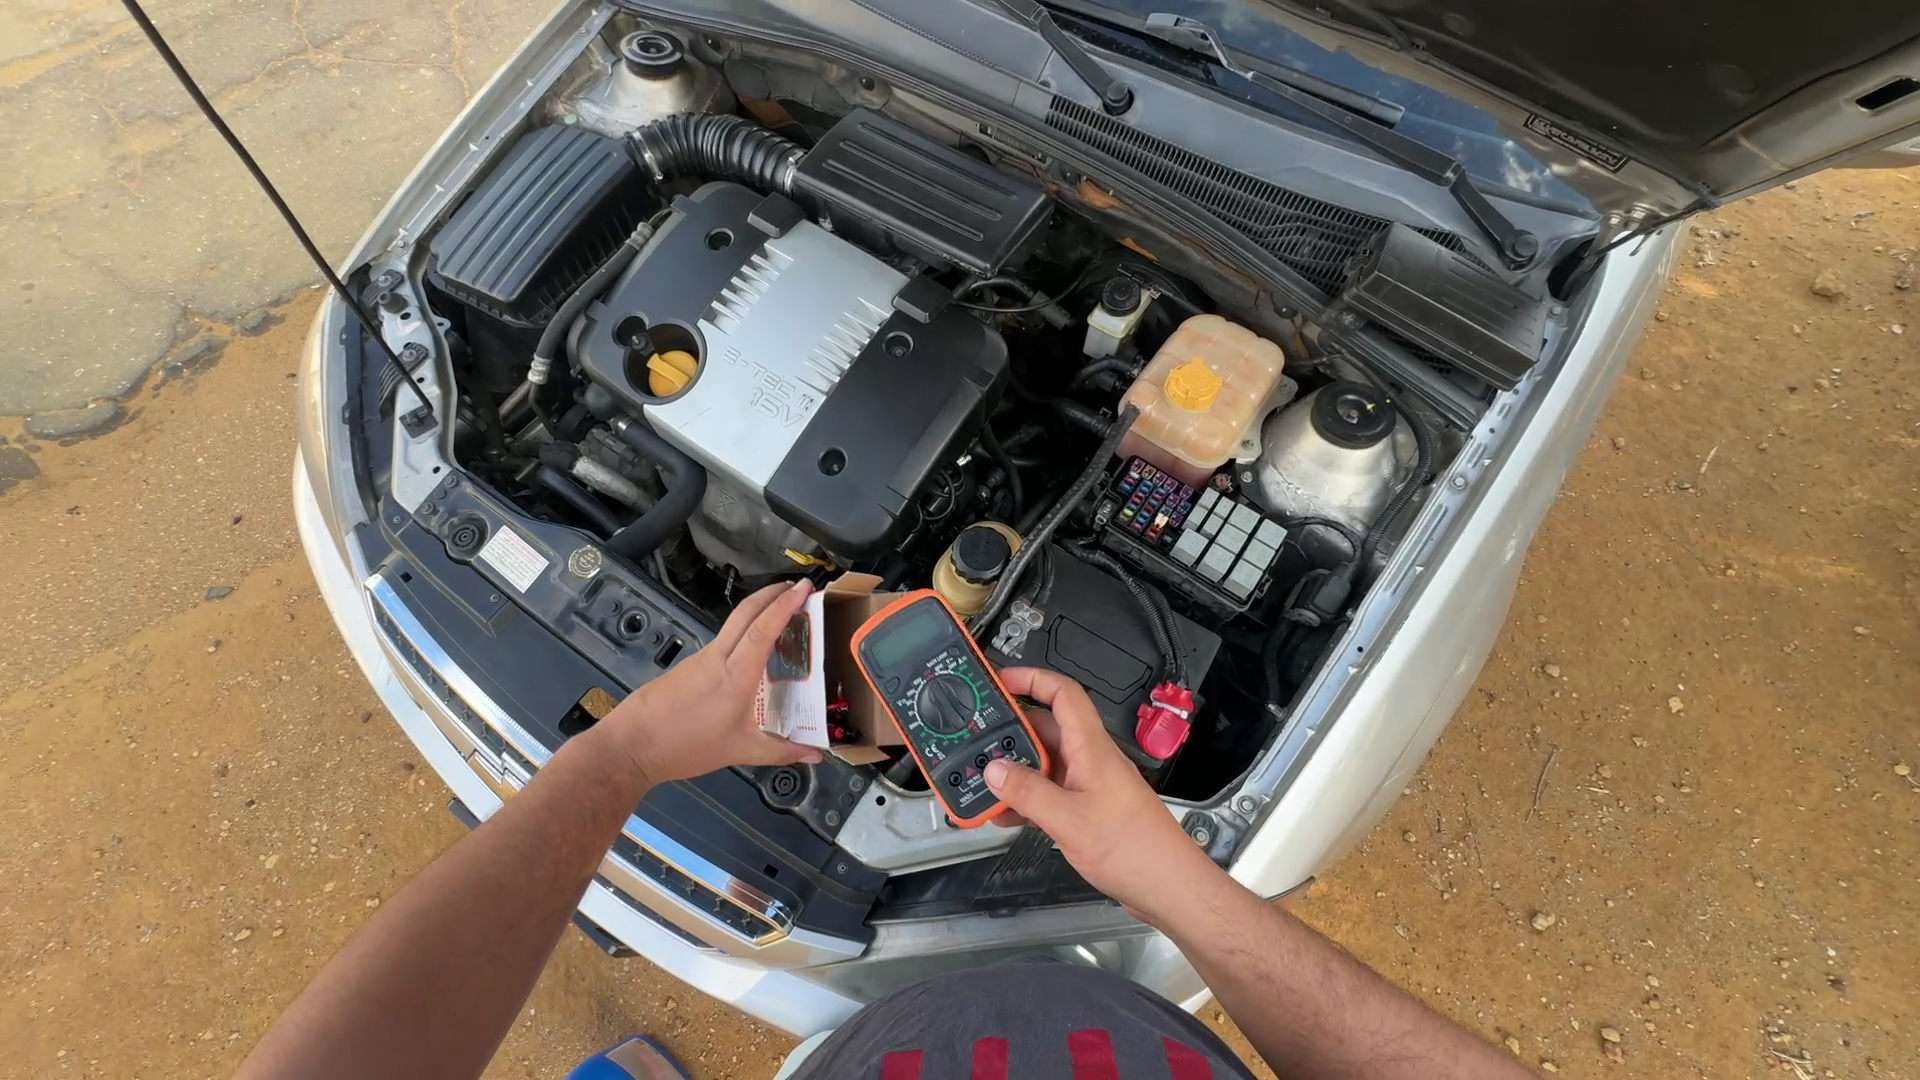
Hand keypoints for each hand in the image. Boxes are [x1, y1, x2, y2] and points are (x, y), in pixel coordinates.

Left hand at [594, 580, 823, 784]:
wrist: (631, 745)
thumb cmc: (687, 746)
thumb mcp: (741, 751)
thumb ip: (781, 751)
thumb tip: (816, 755)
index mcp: (735, 674)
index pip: (763, 629)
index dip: (785, 605)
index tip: (804, 587)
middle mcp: (718, 657)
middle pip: (746, 611)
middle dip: (773, 592)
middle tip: (798, 587)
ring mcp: (702, 658)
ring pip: (735, 623)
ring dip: (760, 610)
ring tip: (784, 615)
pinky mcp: (691, 665)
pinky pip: (725, 640)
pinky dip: (746, 631)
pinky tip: (755, 648)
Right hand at [983, 667, 1223, 922]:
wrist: (1168, 888)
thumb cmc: (1134, 849)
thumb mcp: (1070, 820)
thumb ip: (1028, 793)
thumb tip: (995, 769)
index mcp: (1091, 748)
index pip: (1063, 694)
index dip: (1032, 679)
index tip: (1001, 680)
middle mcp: (1090, 759)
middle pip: (1045, 729)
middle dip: (1011, 734)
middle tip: (979, 742)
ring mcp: (1089, 784)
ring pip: (1044, 764)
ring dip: (1015, 772)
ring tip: (985, 783)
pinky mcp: (1087, 809)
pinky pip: (1049, 793)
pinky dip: (1027, 799)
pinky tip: (1006, 814)